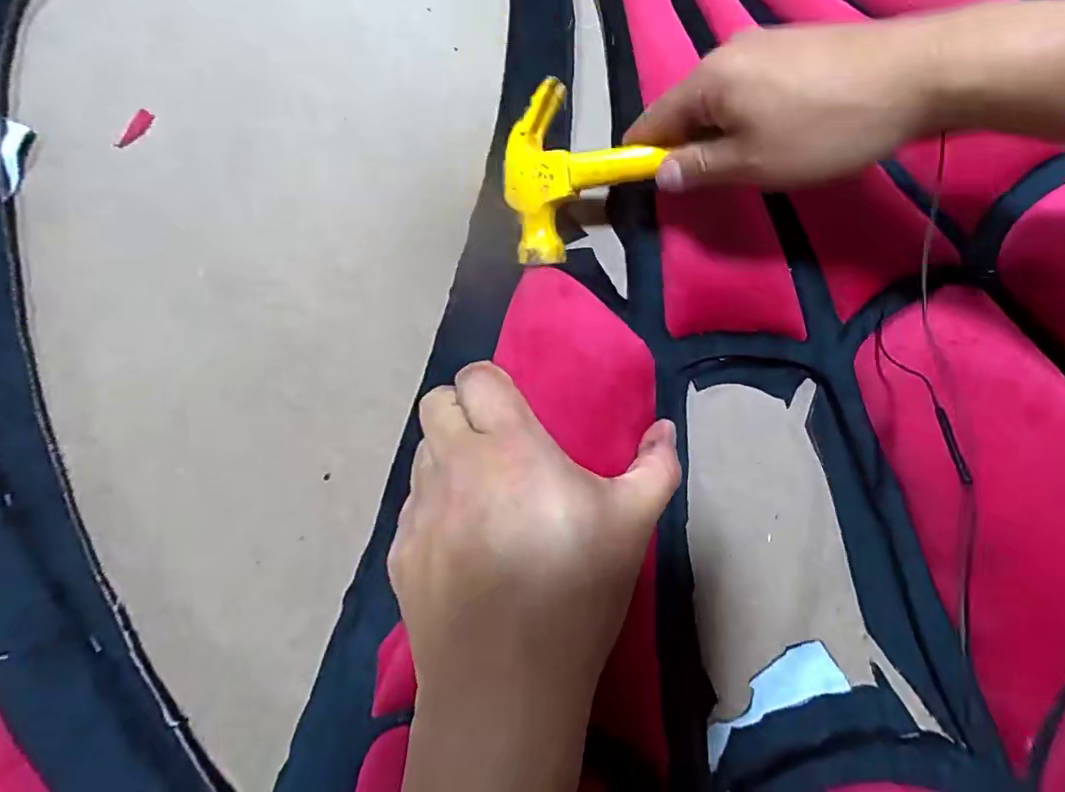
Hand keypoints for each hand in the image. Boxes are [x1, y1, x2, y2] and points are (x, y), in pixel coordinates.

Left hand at [389, 362, 678, 791]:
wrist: (506, 686)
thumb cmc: (575, 590)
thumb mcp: (633, 523)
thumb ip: (656, 466)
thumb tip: (664, 428)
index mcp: (509, 448)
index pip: (474, 378)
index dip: (491, 384)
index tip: (514, 408)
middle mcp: (455, 467)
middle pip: (435, 404)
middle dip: (462, 411)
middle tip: (497, 444)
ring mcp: (421, 511)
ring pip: (421, 453)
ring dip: (447, 456)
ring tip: (482, 492)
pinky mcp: (400, 552)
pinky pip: (412, 504)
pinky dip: (434, 504)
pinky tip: (463, 542)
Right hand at [623, 19, 940, 189]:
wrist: (915, 73)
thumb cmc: (825, 128)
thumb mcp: (756, 163)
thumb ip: (702, 169)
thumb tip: (662, 173)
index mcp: (706, 79)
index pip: (652, 120)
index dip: (643, 155)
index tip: (644, 184)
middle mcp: (726, 51)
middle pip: (688, 107)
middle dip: (691, 145)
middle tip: (716, 181)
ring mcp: (764, 42)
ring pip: (723, 96)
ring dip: (725, 130)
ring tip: (759, 158)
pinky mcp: (795, 44)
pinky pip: (753, 84)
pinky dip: (753, 112)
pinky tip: (786, 128)